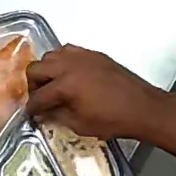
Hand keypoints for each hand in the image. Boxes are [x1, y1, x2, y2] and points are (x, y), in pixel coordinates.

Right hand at [26, 45, 171, 140]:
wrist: (144, 108)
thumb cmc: (113, 121)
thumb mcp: (80, 125)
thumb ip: (57, 116)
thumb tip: (43, 114)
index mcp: (64, 86)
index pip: (37, 97)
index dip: (31, 108)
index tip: (31, 115)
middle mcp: (68, 66)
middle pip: (35, 69)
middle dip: (33, 85)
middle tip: (39, 98)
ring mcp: (81, 56)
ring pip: (50, 56)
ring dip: (46, 70)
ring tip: (53, 84)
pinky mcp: (93, 54)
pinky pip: (68, 51)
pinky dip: (62, 61)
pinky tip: (69, 74)